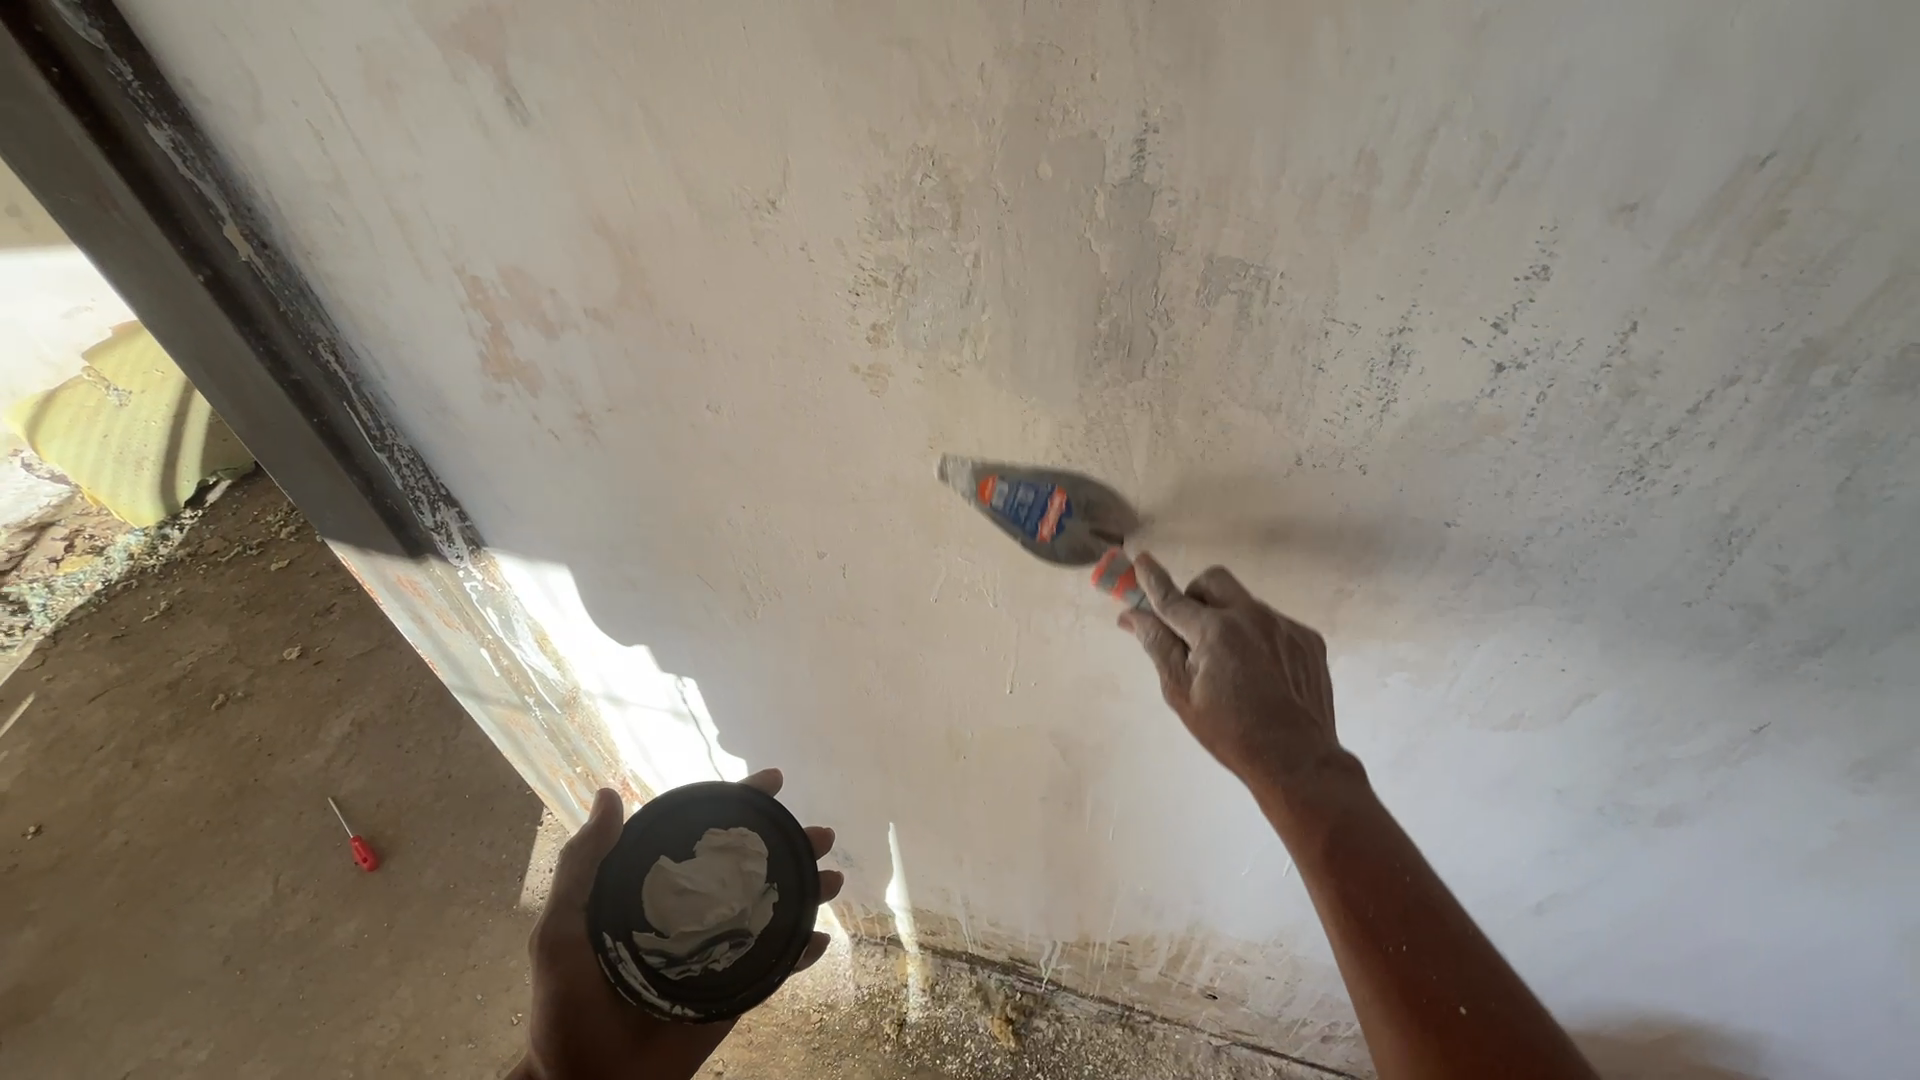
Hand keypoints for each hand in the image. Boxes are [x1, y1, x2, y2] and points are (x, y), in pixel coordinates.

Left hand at [512, 769, 842, 1079]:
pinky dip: (801, 951)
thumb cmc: (567, 1009)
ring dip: (807, 890)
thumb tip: (610, 794)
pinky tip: (819, 938)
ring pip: (773, 909)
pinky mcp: (734, 992)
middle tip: (821, 834)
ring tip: (833, 878)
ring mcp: (719, 950)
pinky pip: (776, 967)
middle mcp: (696, 911)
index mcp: (660, 889)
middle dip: (791, 844)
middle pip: (752, 866)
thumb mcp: (560, 933)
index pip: (705, 833)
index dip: (741, 803)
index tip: (773, 781)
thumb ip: (582, 867)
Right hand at [1118, 553, 1340, 785]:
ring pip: (1244, 602)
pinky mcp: (1307, 638)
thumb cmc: (1229, 731)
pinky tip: (1260, 673)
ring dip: (1227, 619)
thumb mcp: (1181, 693)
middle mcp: (1251, 617)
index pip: (1172, 597)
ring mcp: (1284, 625)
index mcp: (1215, 632)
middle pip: (1213, 581)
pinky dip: (1256, 637)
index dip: (1152, 578)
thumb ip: (1158, 646)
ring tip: (1231, 664)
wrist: (1296, 759)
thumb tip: (1132, 616)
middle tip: (1190, 629)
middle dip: (1195, 594)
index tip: (1141, 560)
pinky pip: (1272, 623)